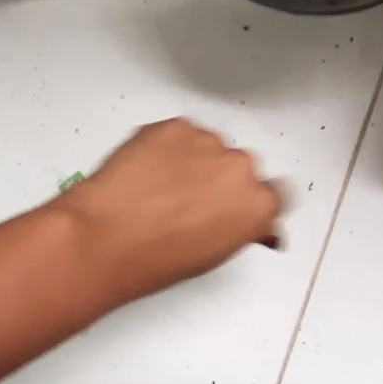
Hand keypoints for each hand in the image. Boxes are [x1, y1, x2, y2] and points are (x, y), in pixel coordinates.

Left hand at [48, 118, 282, 302]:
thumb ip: (239, 228)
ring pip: (209, 147)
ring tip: (160, 188)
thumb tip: (243, 221)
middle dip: (220, 179)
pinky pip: (180, 134)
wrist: (107, 236)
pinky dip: (167, 147)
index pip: (275, 194)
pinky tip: (147, 171)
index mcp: (258, 205)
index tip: (236, 204)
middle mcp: (242, 168)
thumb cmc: (154, 257)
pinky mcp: (177, 126)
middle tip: (189, 200)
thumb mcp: (212, 255)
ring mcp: (209, 142)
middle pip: (240, 167)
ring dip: (192, 160)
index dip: (251, 199)